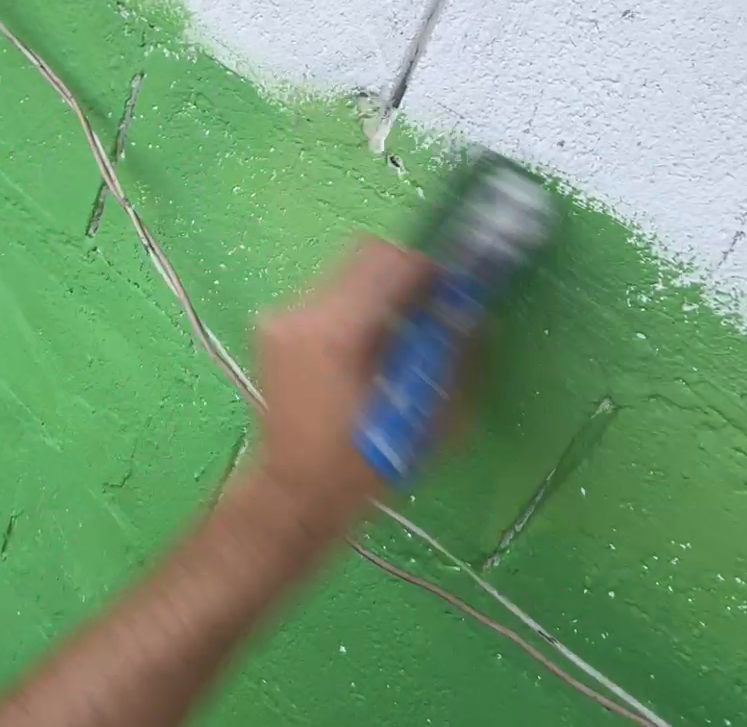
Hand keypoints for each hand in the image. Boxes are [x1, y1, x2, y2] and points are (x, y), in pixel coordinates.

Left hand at [247, 236, 434, 538]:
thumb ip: (451, 355)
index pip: (390, 262)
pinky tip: (364, 346)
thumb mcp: (422, 417)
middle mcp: (302, 311)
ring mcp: (281, 315)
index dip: (430, 267)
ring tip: (395, 332)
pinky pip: (327, 294)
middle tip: (429, 306)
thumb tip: (473, 311)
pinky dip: (355, 306)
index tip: (452, 288)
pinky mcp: (273, 324)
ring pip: (346, 271)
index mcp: (335, 332)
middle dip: (405, 272)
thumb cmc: (363, 463)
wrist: (294, 491)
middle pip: (366, 254)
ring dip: (379, 290)